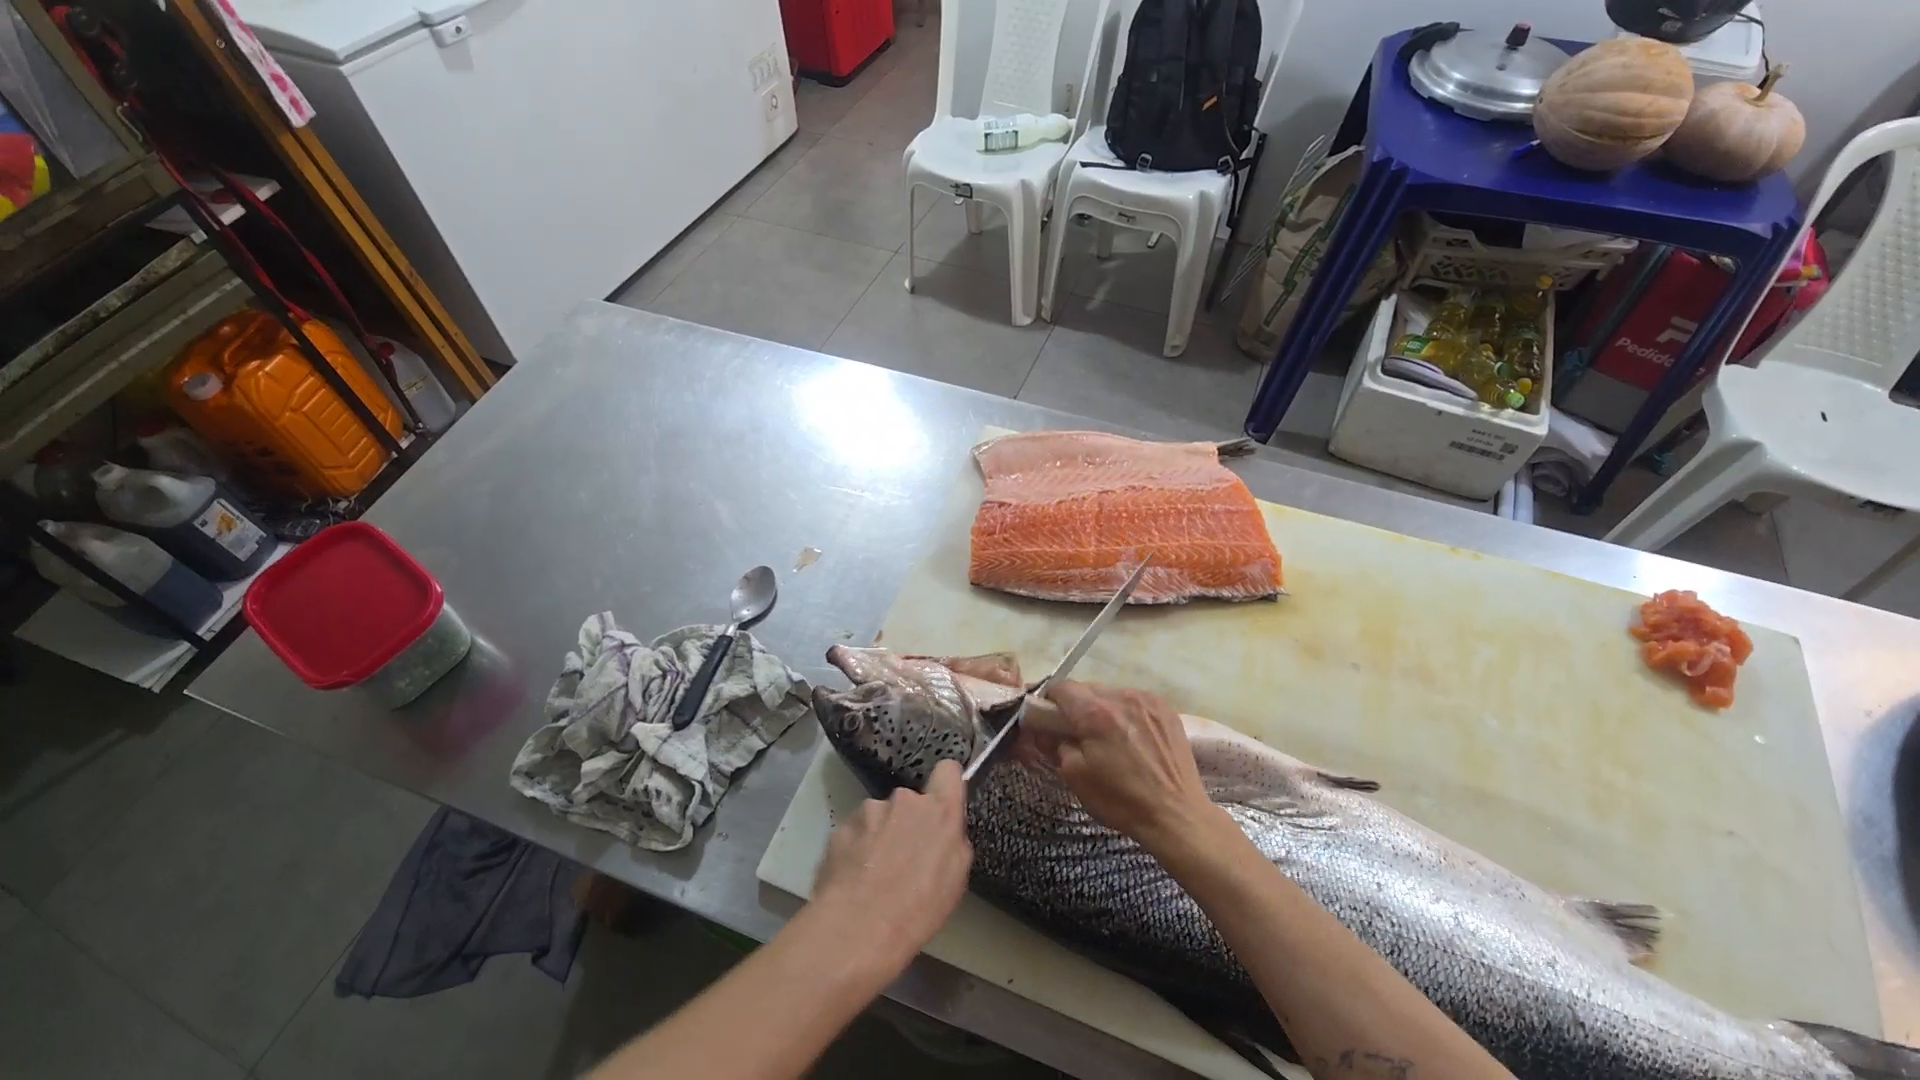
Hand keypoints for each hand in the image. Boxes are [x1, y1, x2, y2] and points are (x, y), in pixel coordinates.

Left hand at [812, 759, 971, 965]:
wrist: (858, 927)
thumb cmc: (918, 909)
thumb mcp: (956, 879)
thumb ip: (951, 841)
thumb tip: (942, 831)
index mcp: (939, 811)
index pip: (949, 771)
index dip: (946, 784)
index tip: (943, 802)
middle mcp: (903, 801)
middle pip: (910, 803)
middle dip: (907, 823)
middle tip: (903, 860)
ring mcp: (868, 811)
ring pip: (879, 817)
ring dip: (879, 835)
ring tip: (873, 874)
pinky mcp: (840, 827)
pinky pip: (855, 832)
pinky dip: (856, 849)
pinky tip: (853, 878)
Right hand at [1022, 681, 1214, 853]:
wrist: (1176, 815)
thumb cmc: (1120, 800)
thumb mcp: (1075, 776)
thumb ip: (1055, 744)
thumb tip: (1045, 731)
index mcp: (1096, 713)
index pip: (1061, 687)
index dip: (1049, 701)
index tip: (1047, 719)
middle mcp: (1123, 697)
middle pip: (1087, 689)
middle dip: (1076, 707)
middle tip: (1075, 734)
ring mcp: (1149, 701)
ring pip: (1112, 694)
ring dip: (1102, 710)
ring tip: (1108, 739)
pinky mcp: (1167, 710)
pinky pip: (1135, 702)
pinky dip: (1125, 714)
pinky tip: (1131, 738)